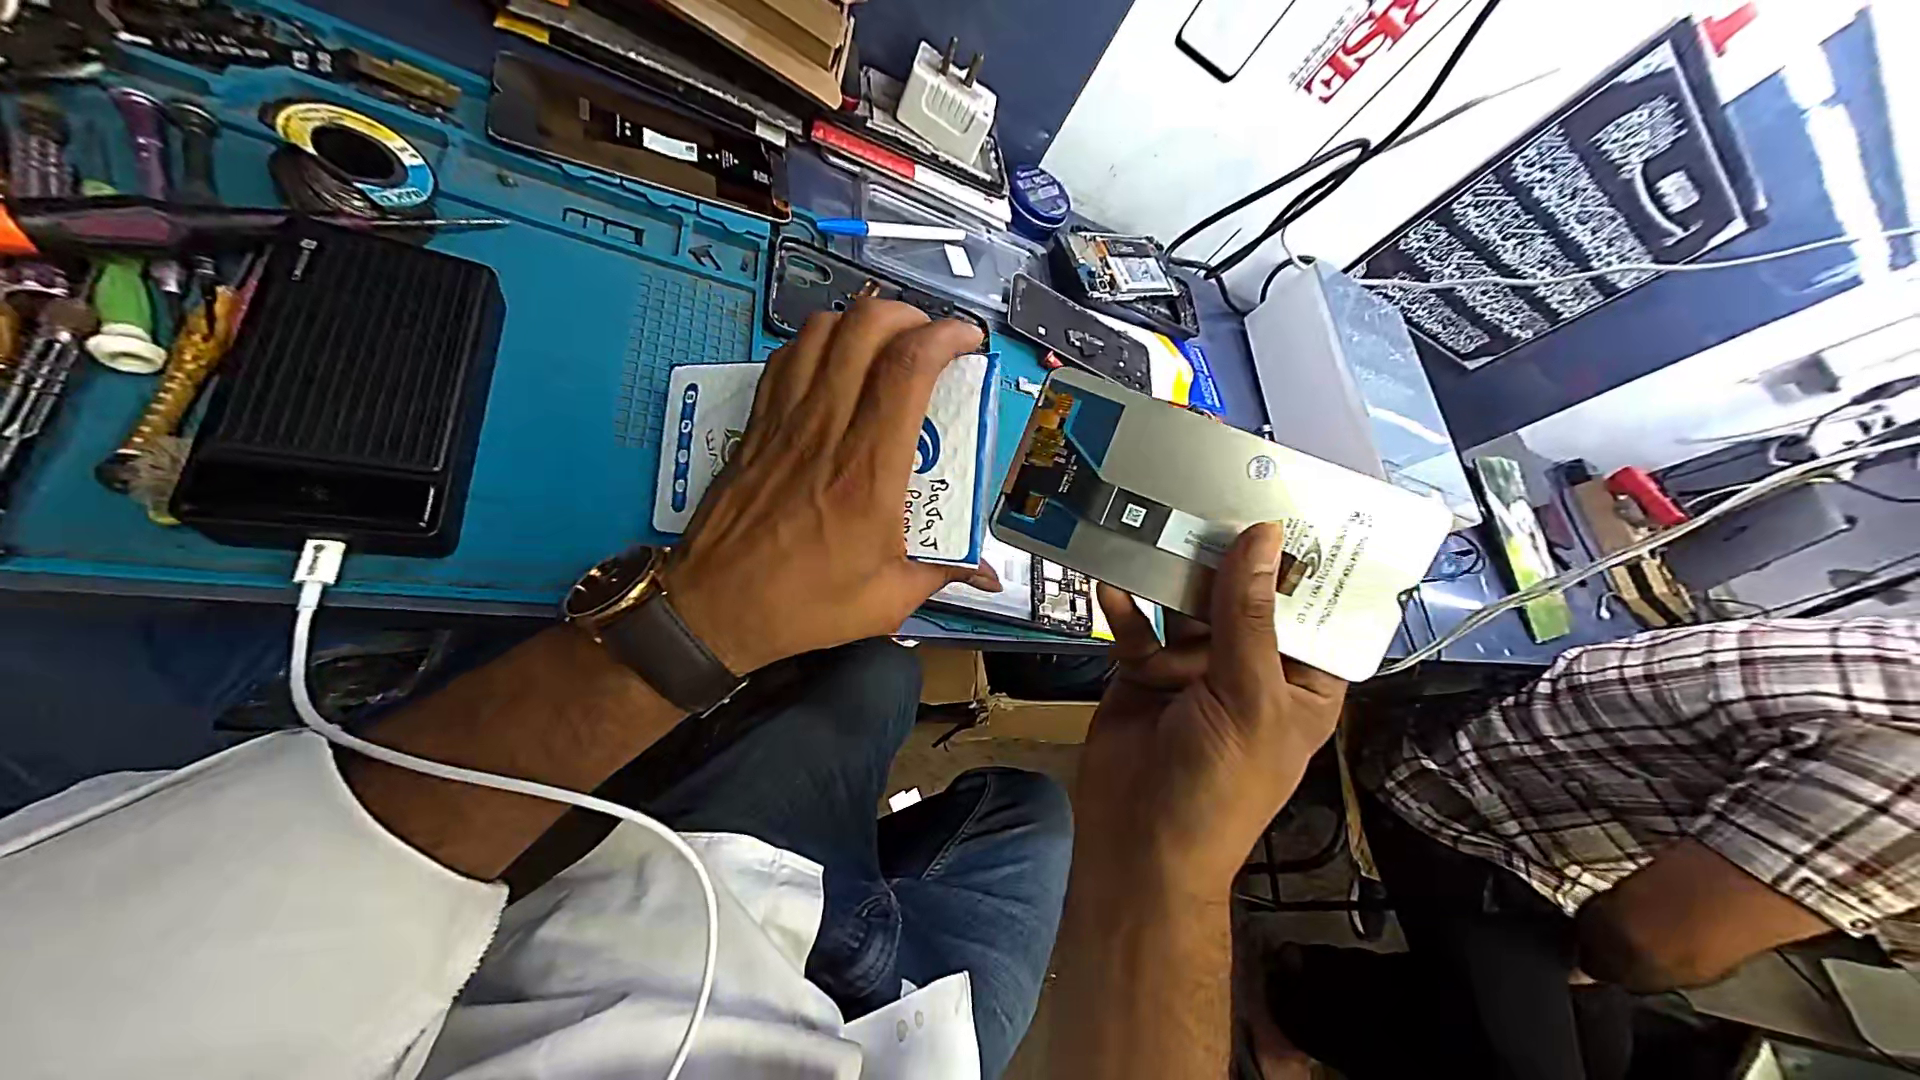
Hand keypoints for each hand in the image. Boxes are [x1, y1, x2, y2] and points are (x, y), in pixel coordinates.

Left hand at [663, 299, 999, 673]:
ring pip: (821, 332)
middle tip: (930, 339)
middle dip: (908, 315)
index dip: (945, 337)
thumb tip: (983, 574)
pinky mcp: (757, 426)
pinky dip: (816, 343)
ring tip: (885, 344)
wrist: (715, 609)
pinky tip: (833, 363)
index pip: (908, 370)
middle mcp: (826, 431)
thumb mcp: (887, 599)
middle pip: (865, 329)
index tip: (966, 341)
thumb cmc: (802, 604)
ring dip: (861, 321)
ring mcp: (786, 422)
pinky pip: (785, 359)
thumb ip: (942, 573)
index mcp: (869, 472)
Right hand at [1077, 524, 1346, 893]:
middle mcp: (1248, 668)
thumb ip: (1248, 616)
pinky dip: (1125, 607)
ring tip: (1158, 529)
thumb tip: (1262, 537)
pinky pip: (1138, 629)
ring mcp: (1192, 668)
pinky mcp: (1144, 670)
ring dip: (1170, 576)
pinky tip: (1112, 583)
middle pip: (1241, 598)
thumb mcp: (1246, 695)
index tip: (1290, 503)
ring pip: (1185, 607)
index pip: (1310, 611)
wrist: (1137, 839)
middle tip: (1210, 500)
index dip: (1303, 563)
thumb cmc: (1218, 781)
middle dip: (1225, 560)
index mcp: (1298, 681)